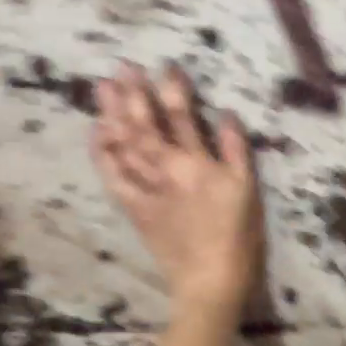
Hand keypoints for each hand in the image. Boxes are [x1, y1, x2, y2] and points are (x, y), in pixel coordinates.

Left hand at [91, 63, 263, 317]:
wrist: (210, 281)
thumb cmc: (238, 236)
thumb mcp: (248, 189)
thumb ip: (235, 149)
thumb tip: (226, 114)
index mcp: (198, 163)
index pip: (183, 117)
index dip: (173, 89)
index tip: (166, 65)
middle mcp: (167, 169)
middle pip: (145, 125)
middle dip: (134, 93)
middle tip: (121, 66)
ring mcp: (146, 189)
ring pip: (124, 145)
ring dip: (113, 114)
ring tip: (103, 88)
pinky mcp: (134, 208)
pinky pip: (113, 176)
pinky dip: (103, 153)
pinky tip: (97, 133)